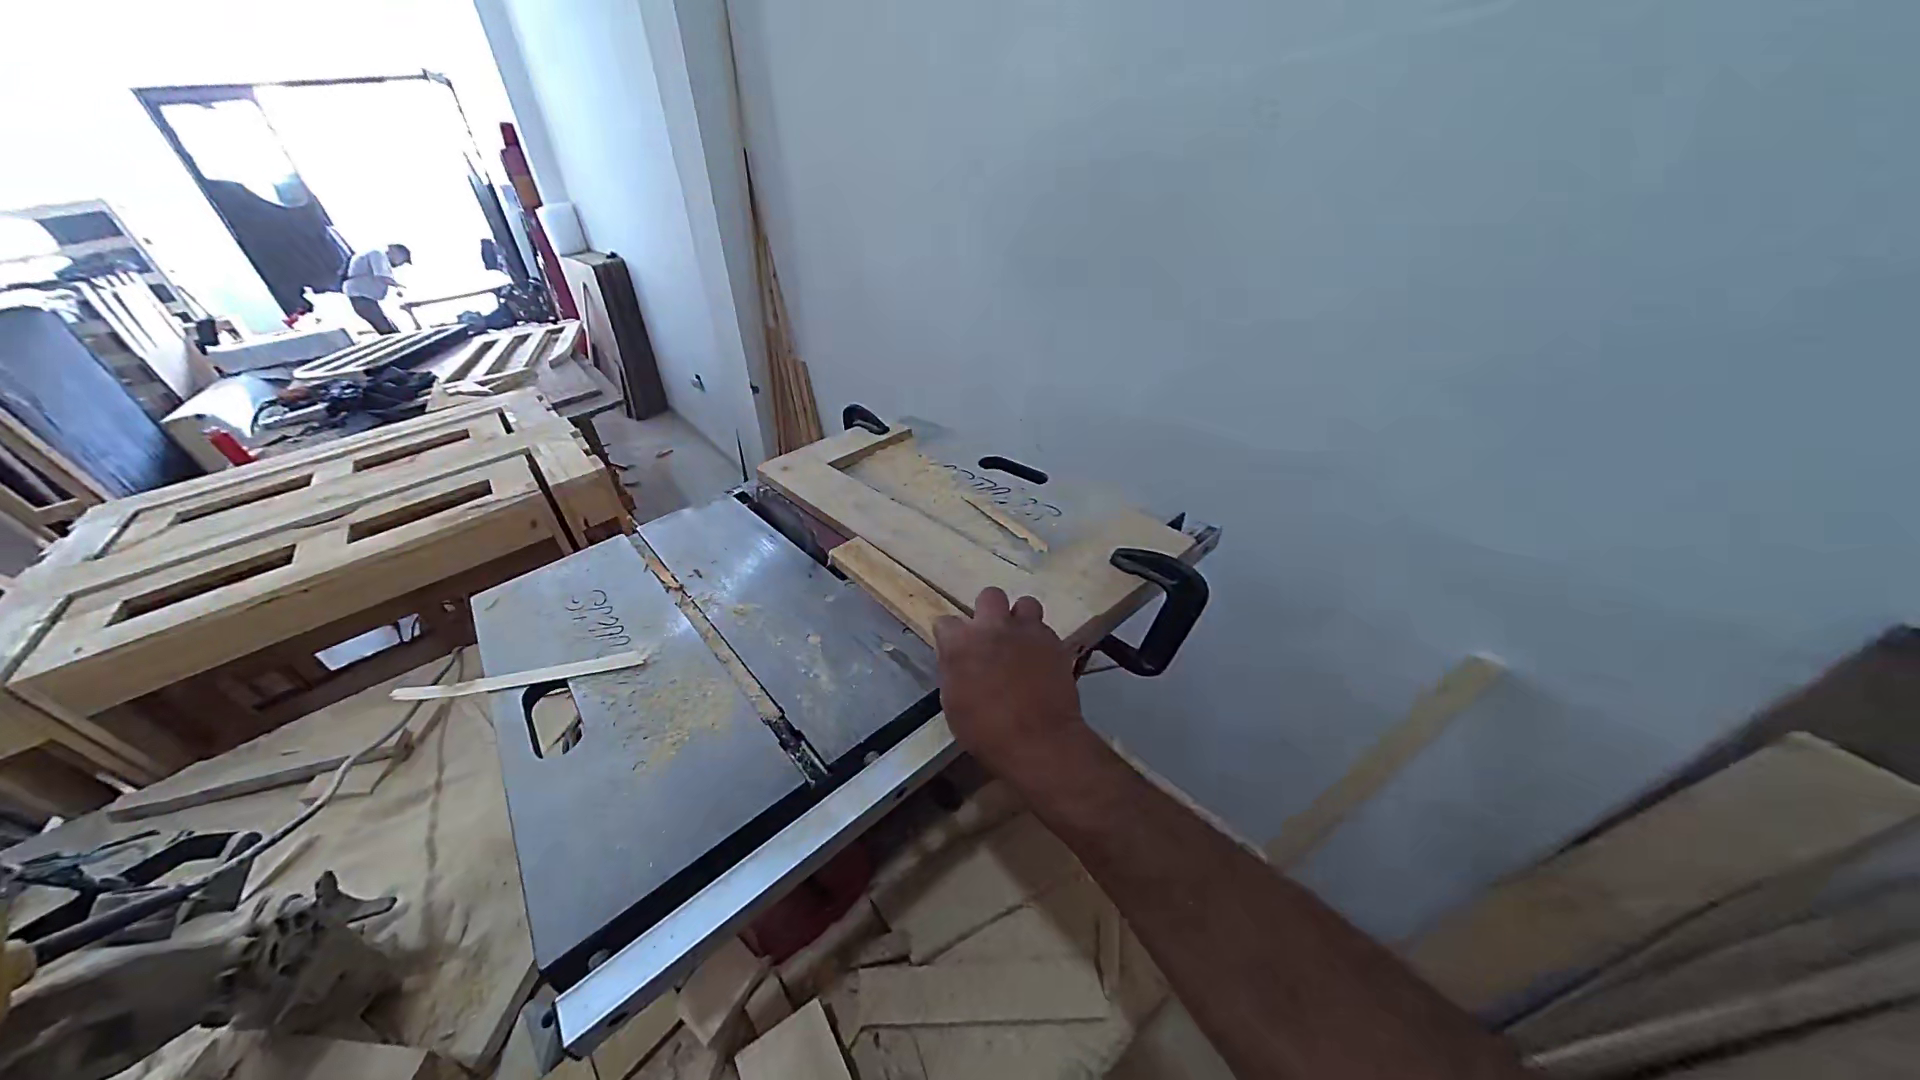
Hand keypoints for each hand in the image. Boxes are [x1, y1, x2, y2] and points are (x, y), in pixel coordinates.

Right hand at [934, 587, 1086, 780]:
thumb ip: (954, 671)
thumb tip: (958, 659)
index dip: (950, 637)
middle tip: (991, 635)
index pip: (946, 623)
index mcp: (961, 643)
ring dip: (1020, 619)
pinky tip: (1039, 659)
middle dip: (988, 611)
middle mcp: (993, 627)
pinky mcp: (1054, 641)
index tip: (955, 650)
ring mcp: (1027, 631)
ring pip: (1025, 603)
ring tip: (1020, 640)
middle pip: (989, 596)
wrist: (1039, 741)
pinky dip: (1039, 640)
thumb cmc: (986, 732)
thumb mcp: (953, 704)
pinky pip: (1044, 629)